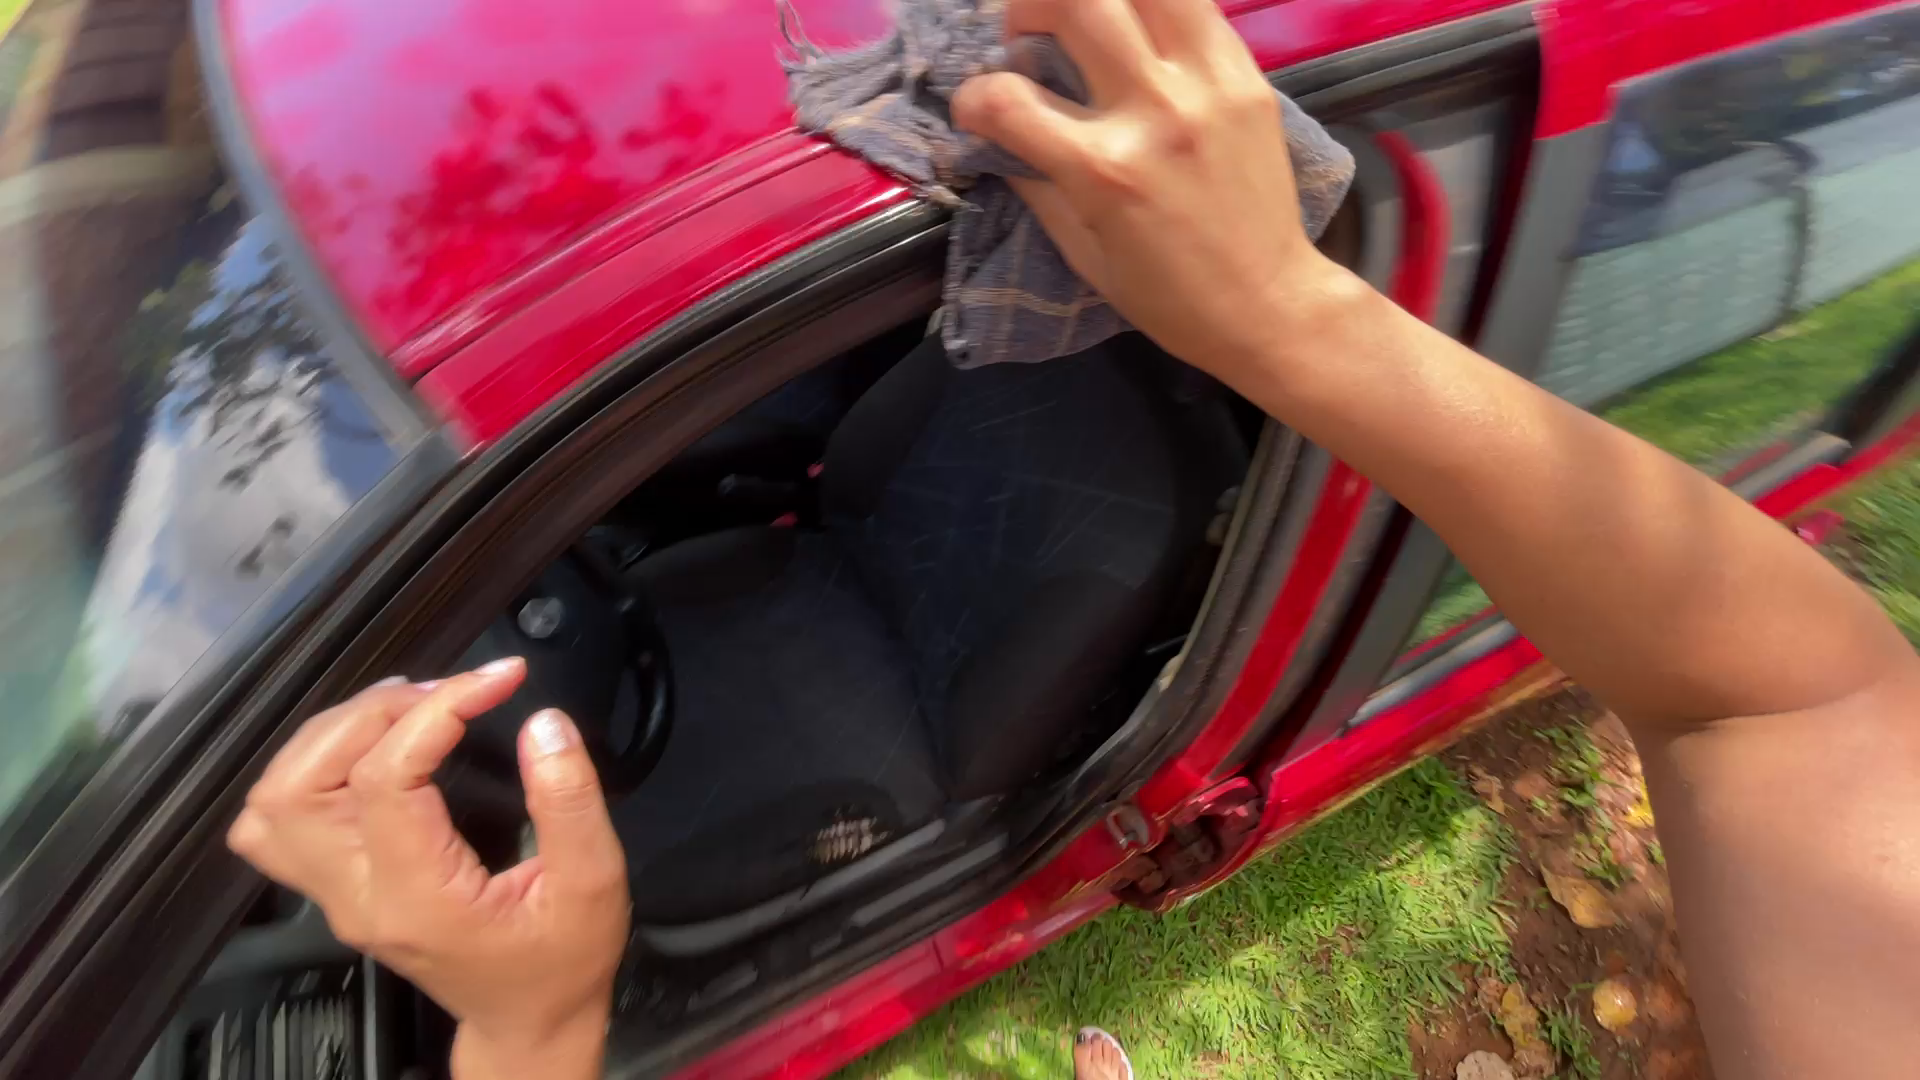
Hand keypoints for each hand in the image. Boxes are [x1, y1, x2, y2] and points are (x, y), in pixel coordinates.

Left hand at [227, 659, 629, 1079]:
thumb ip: (570, 800)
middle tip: (450, 690)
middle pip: (302, 786)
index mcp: (420, 895)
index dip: (440, 711)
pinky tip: (381, 744)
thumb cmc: (569, 954)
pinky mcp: (343, 891)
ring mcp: (339, 897)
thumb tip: (544, 722)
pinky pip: (286, 820)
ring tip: (415, 704)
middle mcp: (359, 897)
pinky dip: (320, 765)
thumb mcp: (594, 876)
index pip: (388, 780)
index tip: (503, 680)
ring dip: (337, 735)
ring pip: (276, 801)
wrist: (533, 1021)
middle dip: (375, 714)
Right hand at [951, 0, 1349, 376]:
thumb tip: (1002, 144)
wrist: (1263, 302)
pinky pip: (1195, 6)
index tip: (970, 107)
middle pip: (1078, 3)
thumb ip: (1040, 189)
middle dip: (1028, 6)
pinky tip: (1140, 33)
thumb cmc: (1164, 298)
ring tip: (1084, 17)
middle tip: (1022, 32)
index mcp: (1103, 172)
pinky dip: (1154, 8)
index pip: (1010, 101)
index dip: (972, 98)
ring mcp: (1208, 84)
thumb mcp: (1084, 256)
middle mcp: (1153, 111)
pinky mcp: (1248, 75)